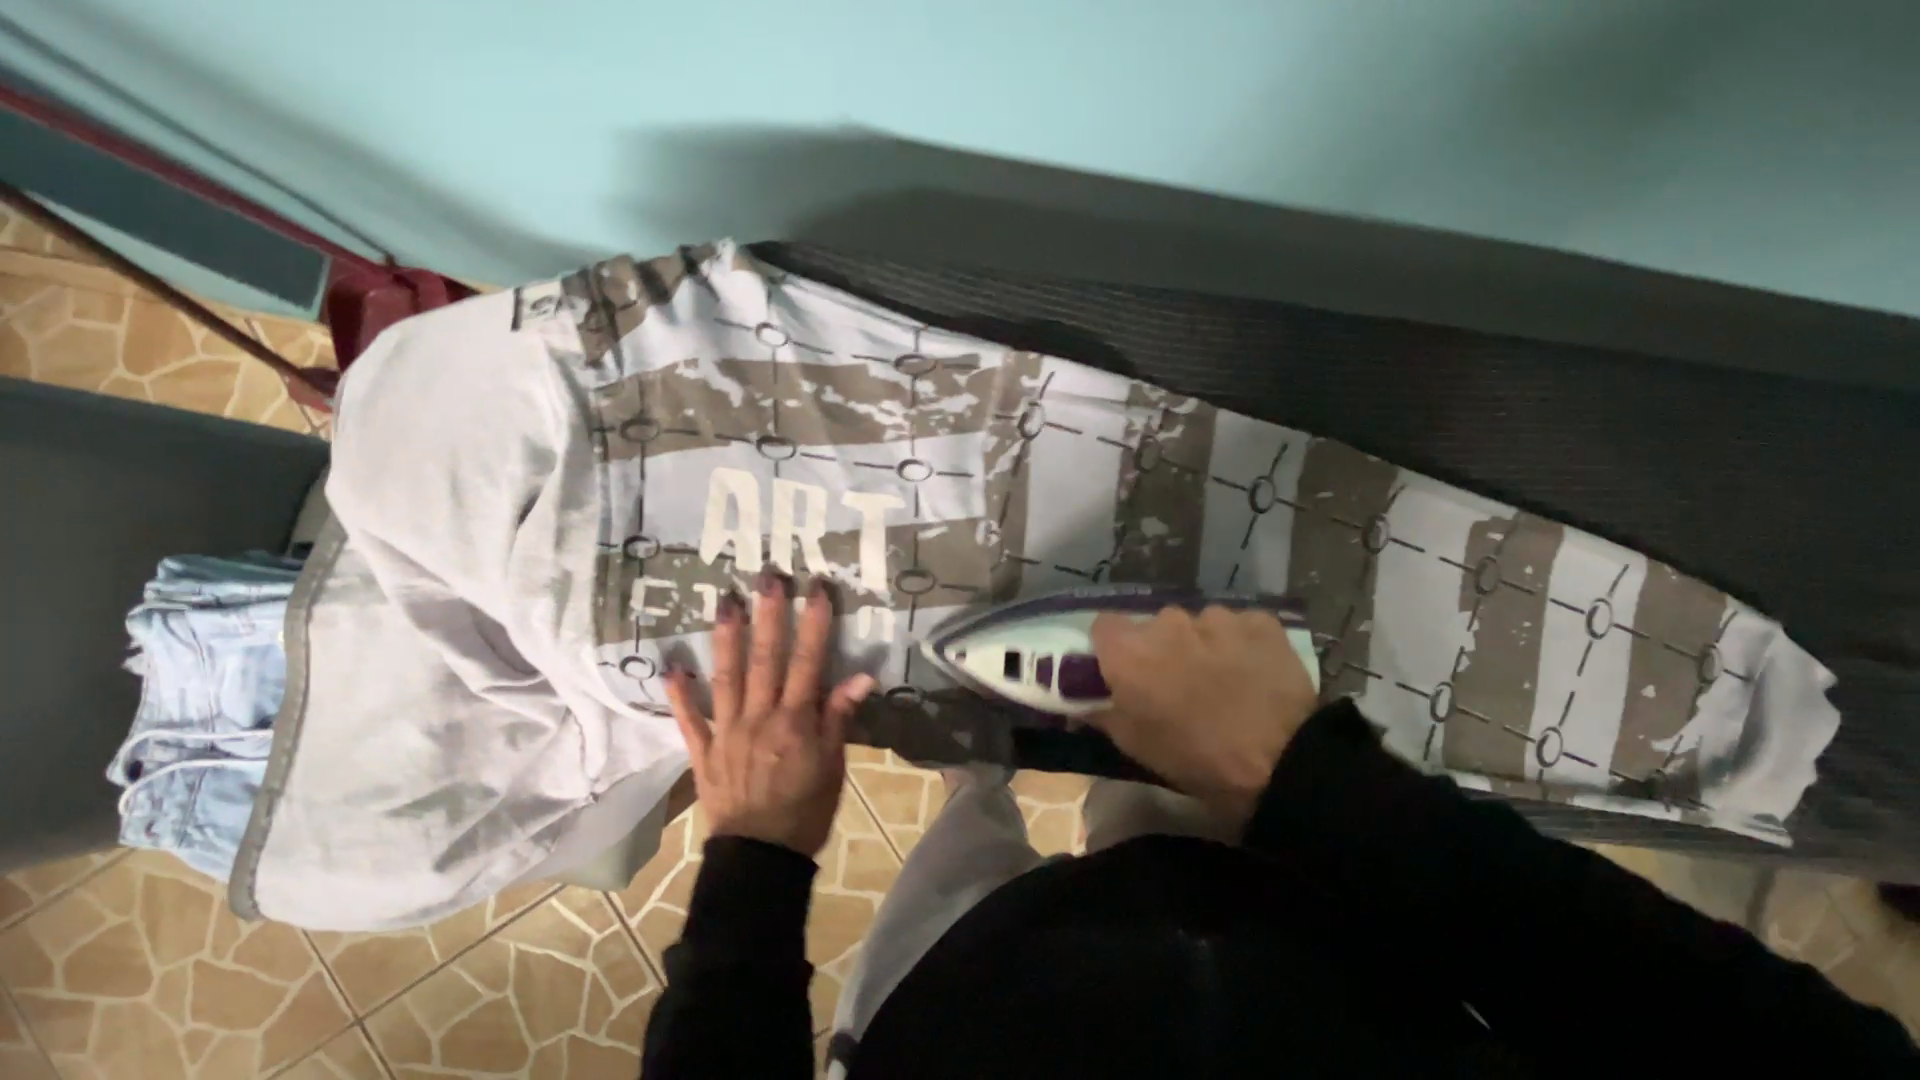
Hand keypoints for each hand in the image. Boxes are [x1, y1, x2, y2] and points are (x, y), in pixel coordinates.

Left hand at [664, 570, 876, 857]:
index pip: (809, 662)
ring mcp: (727, 732)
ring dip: (726, 638)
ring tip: (724, 601)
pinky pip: (688, 719)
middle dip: (769, 616)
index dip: (815, 623)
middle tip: (767, 576)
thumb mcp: (834, 768)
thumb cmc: (806, 813)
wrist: (760, 858)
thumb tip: (862, 676)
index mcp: (796, 722)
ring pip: (726, 677)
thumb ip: (840, 719)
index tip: (818, 587)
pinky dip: (679, 694)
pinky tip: (672, 666)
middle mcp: (760, 717)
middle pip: (766, 659)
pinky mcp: (703, 751)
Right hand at [1088, 606, 1318, 826]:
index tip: (1124, 674)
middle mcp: (1168, 621)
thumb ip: (1101, 713)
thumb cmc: (1195, 758)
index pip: (1104, 627)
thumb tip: (1083, 702)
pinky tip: (1253, 674)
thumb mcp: (1134, 746)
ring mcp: (1217, 617)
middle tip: (1176, 685)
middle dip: (1161, 650)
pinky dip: (1240, 645)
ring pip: (1199, 625)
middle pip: (1154, 626)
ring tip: (1222, 682)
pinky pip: (1239, 627)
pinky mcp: (1259, 621)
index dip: (1113, 650)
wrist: (1281, 761)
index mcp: (1129, 650)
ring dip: (1202, 646)